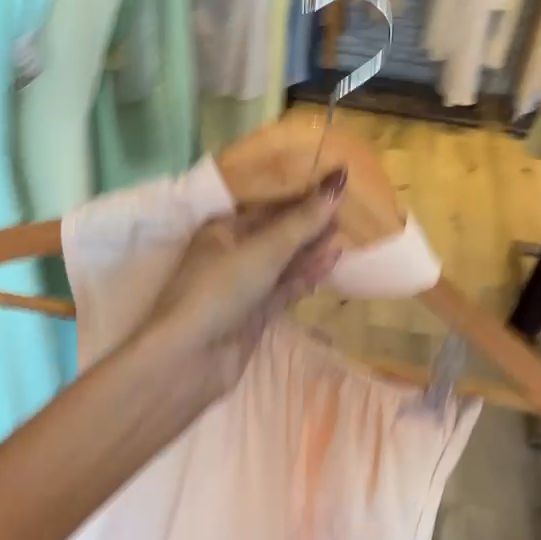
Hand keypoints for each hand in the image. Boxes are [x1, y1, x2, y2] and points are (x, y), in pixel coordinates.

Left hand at [135, 170, 344, 395]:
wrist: (190, 358)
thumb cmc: (219, 291)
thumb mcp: (263, 250)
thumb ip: (302, 221)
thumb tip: (338, 181)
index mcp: (221, 229)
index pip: (266, 204)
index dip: (298, 194)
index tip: (334, 183)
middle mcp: (231, 253)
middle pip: (277, 232)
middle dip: (309, 222)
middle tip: (350, 209)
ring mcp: (244, 285)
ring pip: (284, 262)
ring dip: (312, 249)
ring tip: (347, 234)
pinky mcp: (256, 313)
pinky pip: (286, 287)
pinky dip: (307, 275)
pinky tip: (331, 262)